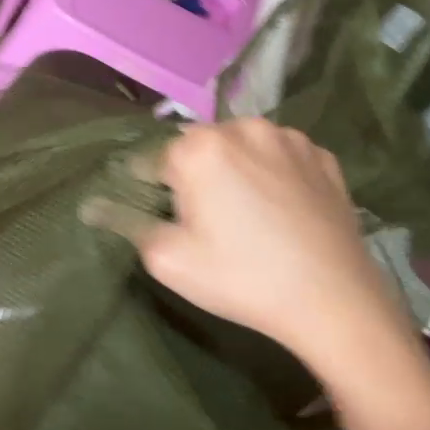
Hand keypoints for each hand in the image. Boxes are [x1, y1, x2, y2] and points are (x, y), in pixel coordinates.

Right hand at [82, 119, 407, 371]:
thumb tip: (94, 205)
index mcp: (198, 147)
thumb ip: (125, 222)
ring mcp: (289, 139)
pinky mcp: (323, 157)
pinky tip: (279, 212)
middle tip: (207, 222)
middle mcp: (242, 127)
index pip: (152, 161)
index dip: (152, 192)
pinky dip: (271, 175)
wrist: (335, 301)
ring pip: (240, 148)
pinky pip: (278, 157)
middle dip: (194, 176)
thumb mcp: (167, 259)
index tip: (168, 221)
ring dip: (233, 170)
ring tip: (246, 216)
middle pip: (197, 148)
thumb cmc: (242, 279)